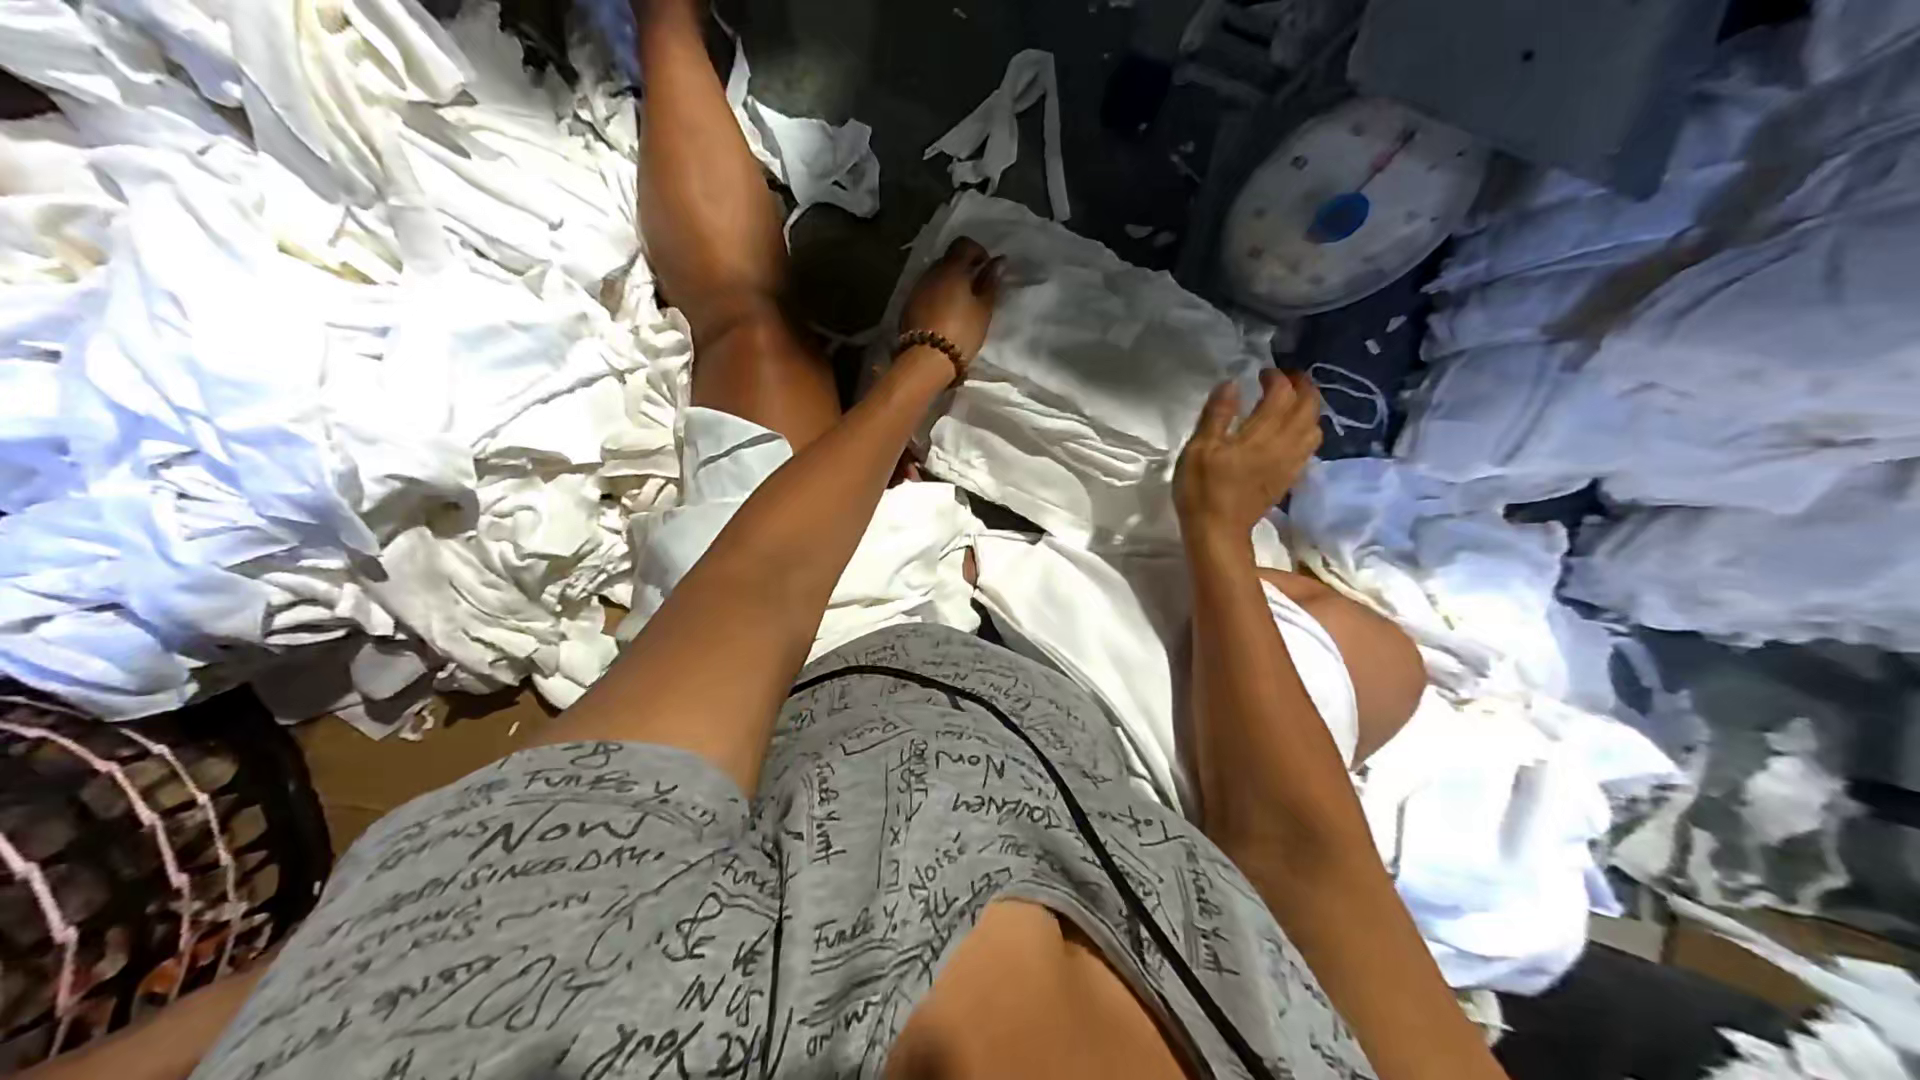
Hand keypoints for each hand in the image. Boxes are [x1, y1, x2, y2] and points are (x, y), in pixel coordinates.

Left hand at [900, 237, 1005, 364]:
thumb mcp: (983, 309)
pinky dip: (936, 296)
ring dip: (948, 284)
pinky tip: (944, 314)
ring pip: (935, 277)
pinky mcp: (908, 306)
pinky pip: (926, 292)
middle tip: (975, 289)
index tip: (986, 269)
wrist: (926, 359)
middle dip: (962, 268)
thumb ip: (990, 282)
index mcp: (951, 269)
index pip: (963, 244)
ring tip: (960, 305)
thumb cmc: (962, 332)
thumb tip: (999, 261)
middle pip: (948, 260)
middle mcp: (931, 273)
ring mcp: (916, 289)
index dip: (977, 252)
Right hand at [1174, 369, 1323, 539]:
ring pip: (1314, 427)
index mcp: (1261, 434)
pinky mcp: (1289, 478)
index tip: (1262, 372)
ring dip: (1309, 408)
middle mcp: (1284, 445)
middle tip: (1286, 378)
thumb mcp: (1199, 448)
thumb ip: (1217, 414)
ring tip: (1292, 402)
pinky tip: (1292, 432)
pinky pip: (1310, 447)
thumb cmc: (1202, 489)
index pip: (1281, 395)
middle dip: (1302, 387)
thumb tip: (1233, 383)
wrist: (1218, 532)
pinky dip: (1307, 430)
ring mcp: (1290, 463)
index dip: (1276, 378)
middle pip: (1308, 407)